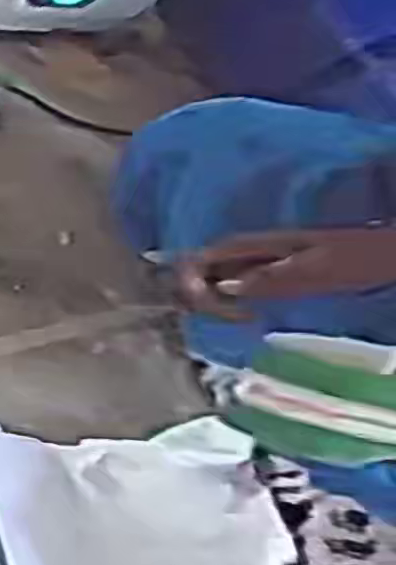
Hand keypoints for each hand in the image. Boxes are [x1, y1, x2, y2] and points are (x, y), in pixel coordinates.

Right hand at [177, 228, 395, 318]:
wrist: (391, 254)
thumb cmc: (359, 256)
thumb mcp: (318, 267)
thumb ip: (270, 277)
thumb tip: (222, 288)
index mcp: (243, 245)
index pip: (190, 263)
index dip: (189, 286)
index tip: (210, 307)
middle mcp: (234, 253)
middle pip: (189, 275)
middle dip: (196, 299)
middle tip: (229, 317)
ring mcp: (242, 264)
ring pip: (200, 285)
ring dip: (208, 305)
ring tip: (238, 319)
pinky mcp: (252, 276)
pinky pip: (220, 290)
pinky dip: (220, 306)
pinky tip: (241, 315)